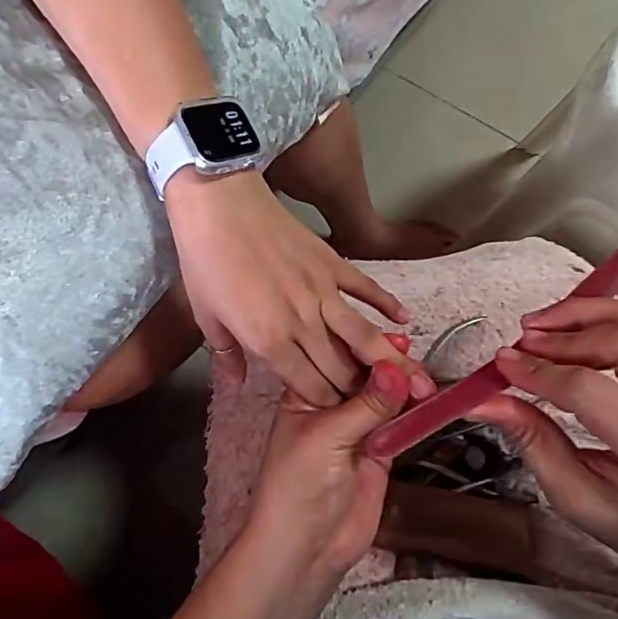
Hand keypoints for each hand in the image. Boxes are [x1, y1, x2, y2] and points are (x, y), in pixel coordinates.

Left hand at [166, 171, 423, 407]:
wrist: (219, 205)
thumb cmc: (205, 262)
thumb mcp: (205, 317)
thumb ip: (227, 355)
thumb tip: (239, 382)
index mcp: (270, 343)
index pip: (311, 388)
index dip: (328, 405)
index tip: (338, 413)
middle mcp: (304, 325)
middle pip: (341, 370)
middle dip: (360, 393)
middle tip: (375, 403)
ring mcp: (324, 293)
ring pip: (364, 337)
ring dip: (389, 362)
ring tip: (412, 381)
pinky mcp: (333, 264)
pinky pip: (367, 288)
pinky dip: (388, 304)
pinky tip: (405, 320)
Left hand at [241, 350, 413, 584]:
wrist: (305, 548)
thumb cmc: (297, 486)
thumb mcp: (327, 438)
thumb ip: (366, 405)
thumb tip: (397, 369)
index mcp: (305, 392)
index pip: (336, 358)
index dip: (364, 348)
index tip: (395, 342)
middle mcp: (330, 404)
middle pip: (365, 375)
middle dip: (390, 367)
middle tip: (416, 366)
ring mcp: (356, 427)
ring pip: (386, 398)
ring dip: (406, 388)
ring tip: (425, 380)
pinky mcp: (379, 451)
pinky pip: (400, 425)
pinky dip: (415, 414)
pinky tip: (429, 400)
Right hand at [469, 299, 617, 585]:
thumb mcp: (579, 501)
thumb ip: (533, 443)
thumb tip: (485, 401)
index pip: (596, 391)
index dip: (541, 372)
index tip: (501, 364)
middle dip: (566, 335)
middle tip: (521, 342)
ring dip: (587, 316)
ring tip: (542, 326)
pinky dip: (609, 320)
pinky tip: (576, 330)